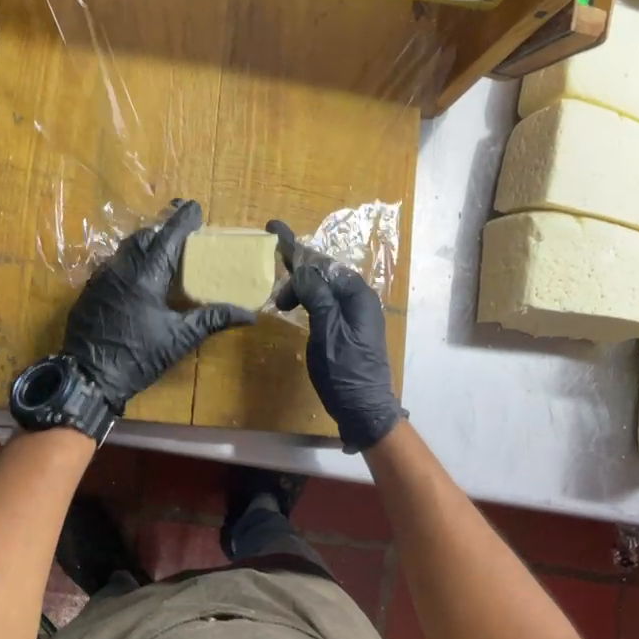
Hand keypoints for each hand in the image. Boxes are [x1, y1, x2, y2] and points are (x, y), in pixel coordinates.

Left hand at [62, 200, 255, 411]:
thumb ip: (211, 320)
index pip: (168, 237)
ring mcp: (100, 280)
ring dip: (144, 247)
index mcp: (145, 276)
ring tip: (162, 254)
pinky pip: (111, 267)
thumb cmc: (137, 357)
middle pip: (143, 238)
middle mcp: (120, 269)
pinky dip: (128, 265)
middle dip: (163, 232)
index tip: (195, 207)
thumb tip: (248, 314)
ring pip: (124, 251)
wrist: (88, 378)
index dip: (183, 220)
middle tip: (182, 235)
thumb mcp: (179, 339)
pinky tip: (137, 280)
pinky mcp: (88, 293)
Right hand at [268, 220, 402, 451]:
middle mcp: (361, 299)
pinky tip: (299, 310)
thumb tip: (303, 271)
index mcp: (357, 296)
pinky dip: (310, 301)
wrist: (365, 409)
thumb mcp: (326, 333)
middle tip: (278, 298)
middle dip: (298, 275)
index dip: (296, 249)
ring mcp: (358, 315)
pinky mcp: (351, 329)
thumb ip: (316, 298)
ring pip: (325, 289)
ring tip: (284, 305)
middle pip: (325, 273)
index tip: (273, 229)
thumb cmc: (345, 373)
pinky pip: (328, 303)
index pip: (323, 264)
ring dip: (302, 290)